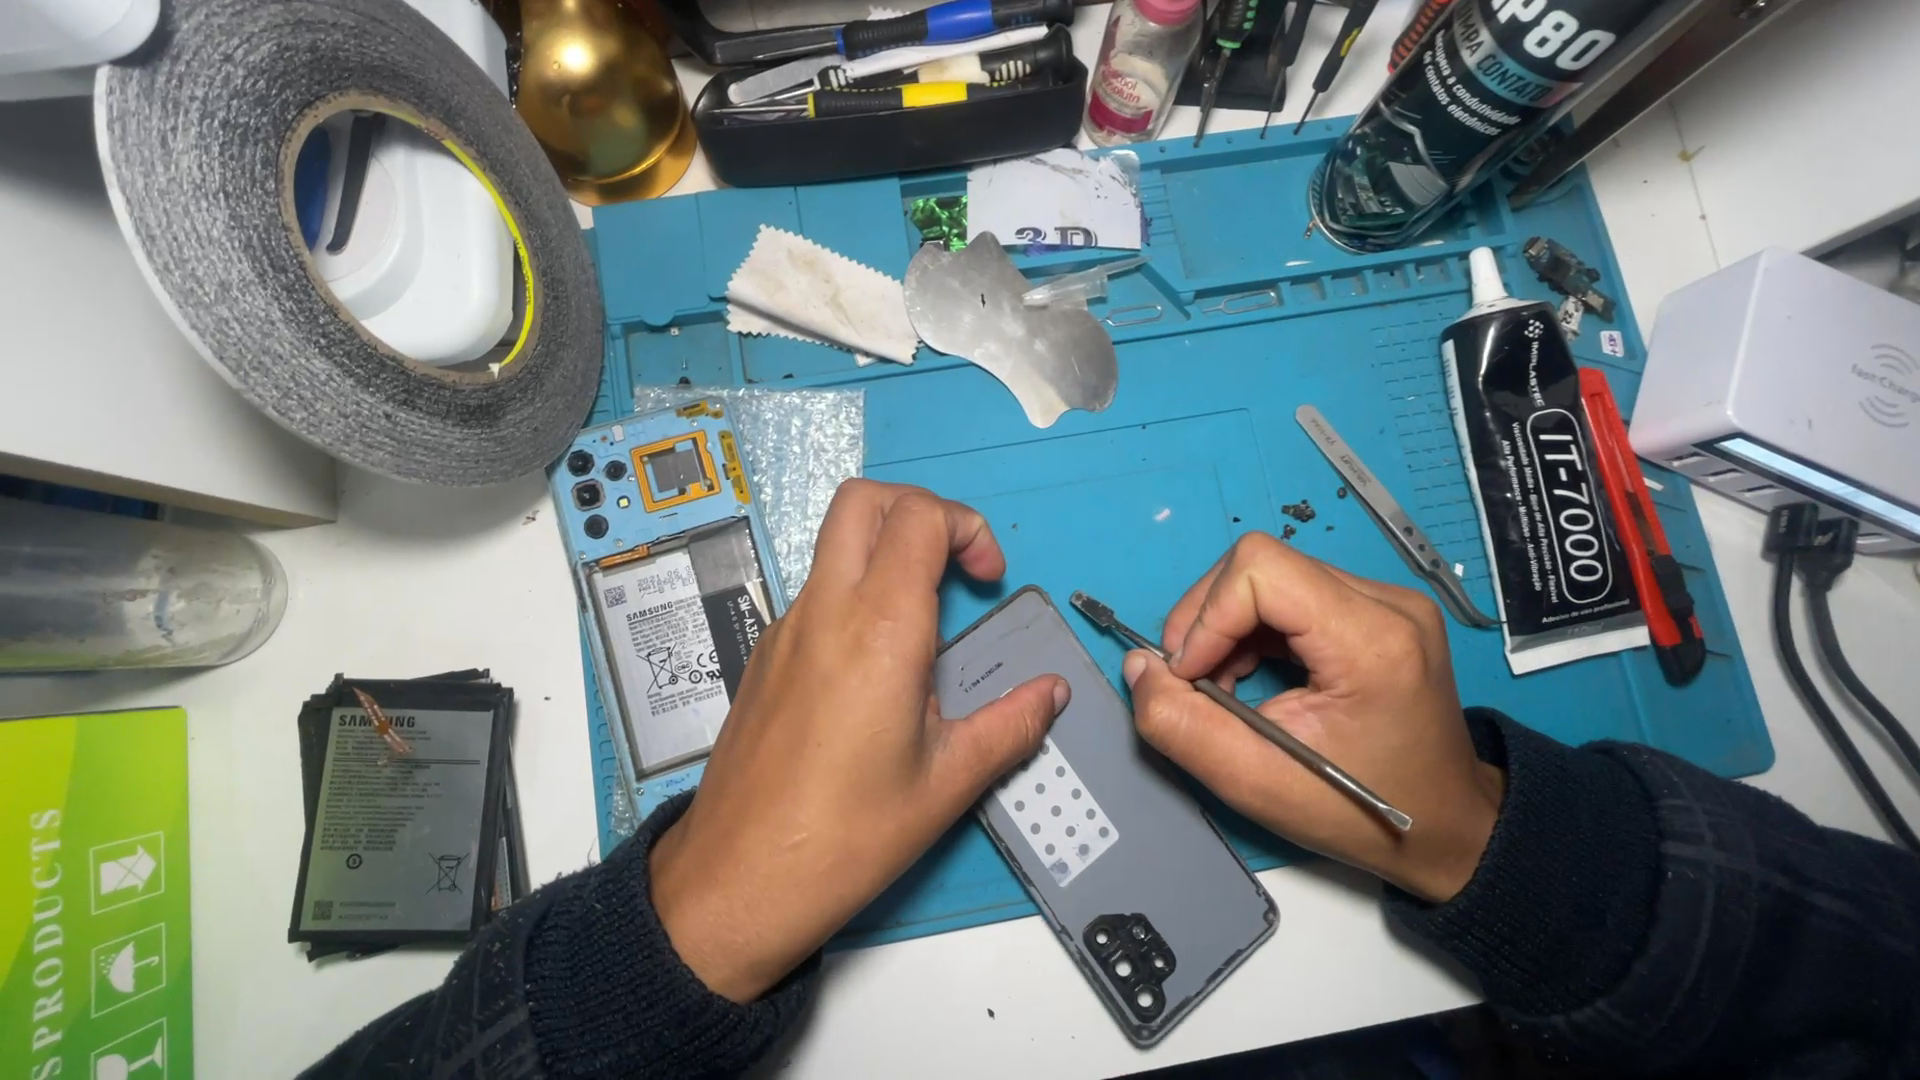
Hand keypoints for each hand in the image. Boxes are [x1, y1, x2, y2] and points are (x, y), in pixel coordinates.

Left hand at [649, 480, 1068, 1000]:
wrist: (735, 881)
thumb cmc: (849, 835)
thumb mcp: (947, 783)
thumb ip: (1011, 725)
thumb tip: (1053, 693)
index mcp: (880, 628)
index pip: (919, 518)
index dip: (967, 527)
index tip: (987, 580)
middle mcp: (826, 609)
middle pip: (862, 500)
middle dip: (920, 510)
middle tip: (953, 566)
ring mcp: (786, 626)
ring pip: (834, 540)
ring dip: (886, 549)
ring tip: (924, 622)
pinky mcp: (766, 652)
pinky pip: (817, 589)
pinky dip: (857, 589)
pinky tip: (877, 664)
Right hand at [1123, 533, 1503, 902]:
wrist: (1447, 827)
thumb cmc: (1357, 813)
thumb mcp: (1253, 783)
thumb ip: (1178, 725)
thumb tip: (1139, 666)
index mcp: (1370, 640)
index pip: (1260, 570)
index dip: (1206, 616)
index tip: (1188, 675)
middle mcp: (1384, 601)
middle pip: (1258, 563)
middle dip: (1205, 618)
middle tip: (1193, 679)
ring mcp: (1383, 599)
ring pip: (1266, 573)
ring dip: (1222, 623)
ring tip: (1220, 680)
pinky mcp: (1372, 608)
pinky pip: (1285, 591)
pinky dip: (1246, 627)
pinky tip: (1246, 670)